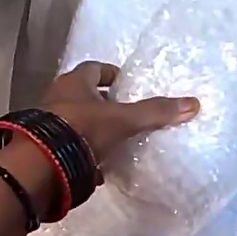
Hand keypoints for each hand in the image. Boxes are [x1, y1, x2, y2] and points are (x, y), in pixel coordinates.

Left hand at [41, 61, 198, 164]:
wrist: (43, 163)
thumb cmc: (83, 129)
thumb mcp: (123, 120)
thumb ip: (154, 113)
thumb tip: (193, 104)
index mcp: (74, 82)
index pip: (94, 69)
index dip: (110, 74)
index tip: (124, 83)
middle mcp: (56, 98)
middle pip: (81, 96)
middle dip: (100, 104)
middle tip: (121, 114)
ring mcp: (46, 124)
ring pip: (72, 122)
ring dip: (90, 130)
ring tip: (111, 141)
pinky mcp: (43, 148)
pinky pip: (66, 146)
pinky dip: (80, 153)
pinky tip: (94, 166)